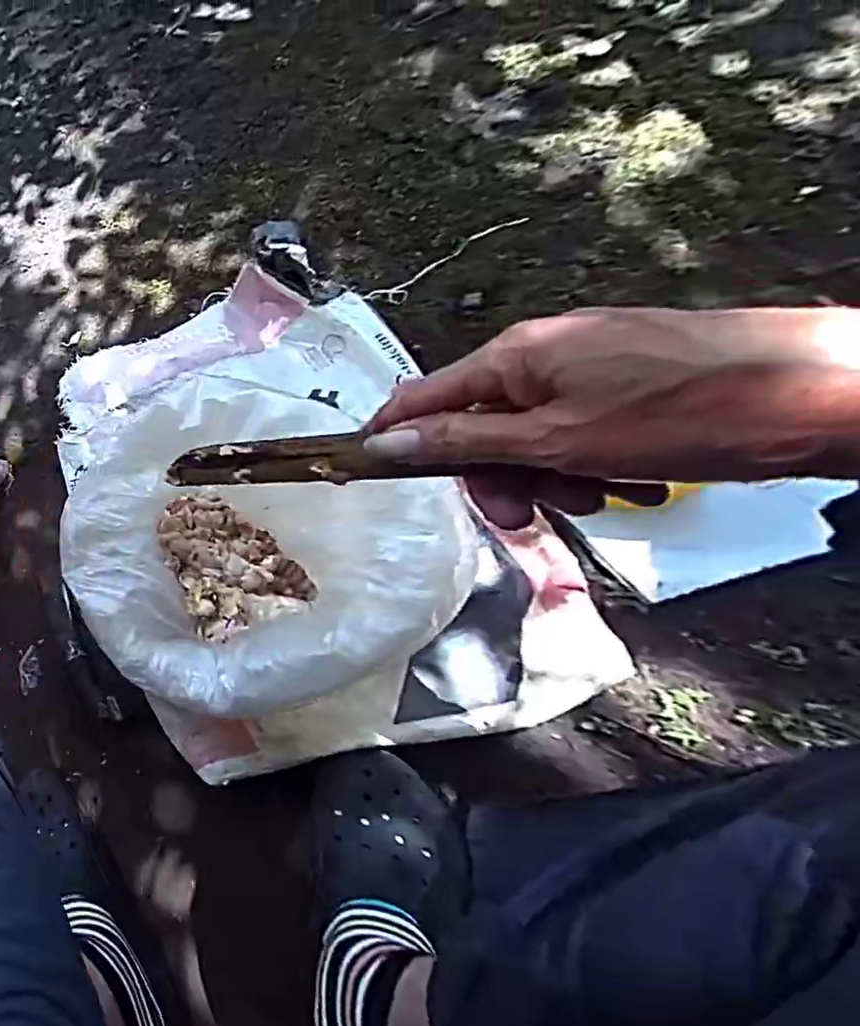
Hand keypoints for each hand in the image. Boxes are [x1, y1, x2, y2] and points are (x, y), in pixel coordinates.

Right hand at [363, 307, 859, 528]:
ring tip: (597, 497)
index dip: (392, 437)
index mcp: (515, 355)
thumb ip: (461, 443)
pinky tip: (625, 479)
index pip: (418, 397)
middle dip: (493, 472)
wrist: (850, 392)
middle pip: (475, 421)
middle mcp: (543, 348)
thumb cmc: (697, 414)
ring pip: (526, 429)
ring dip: (544, 472)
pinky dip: (583, 457)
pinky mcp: (630, 371)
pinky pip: (572, 421)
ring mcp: (589, 357)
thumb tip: (383, 445)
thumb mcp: (556, 441)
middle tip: (523, 514)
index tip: (376, 474)